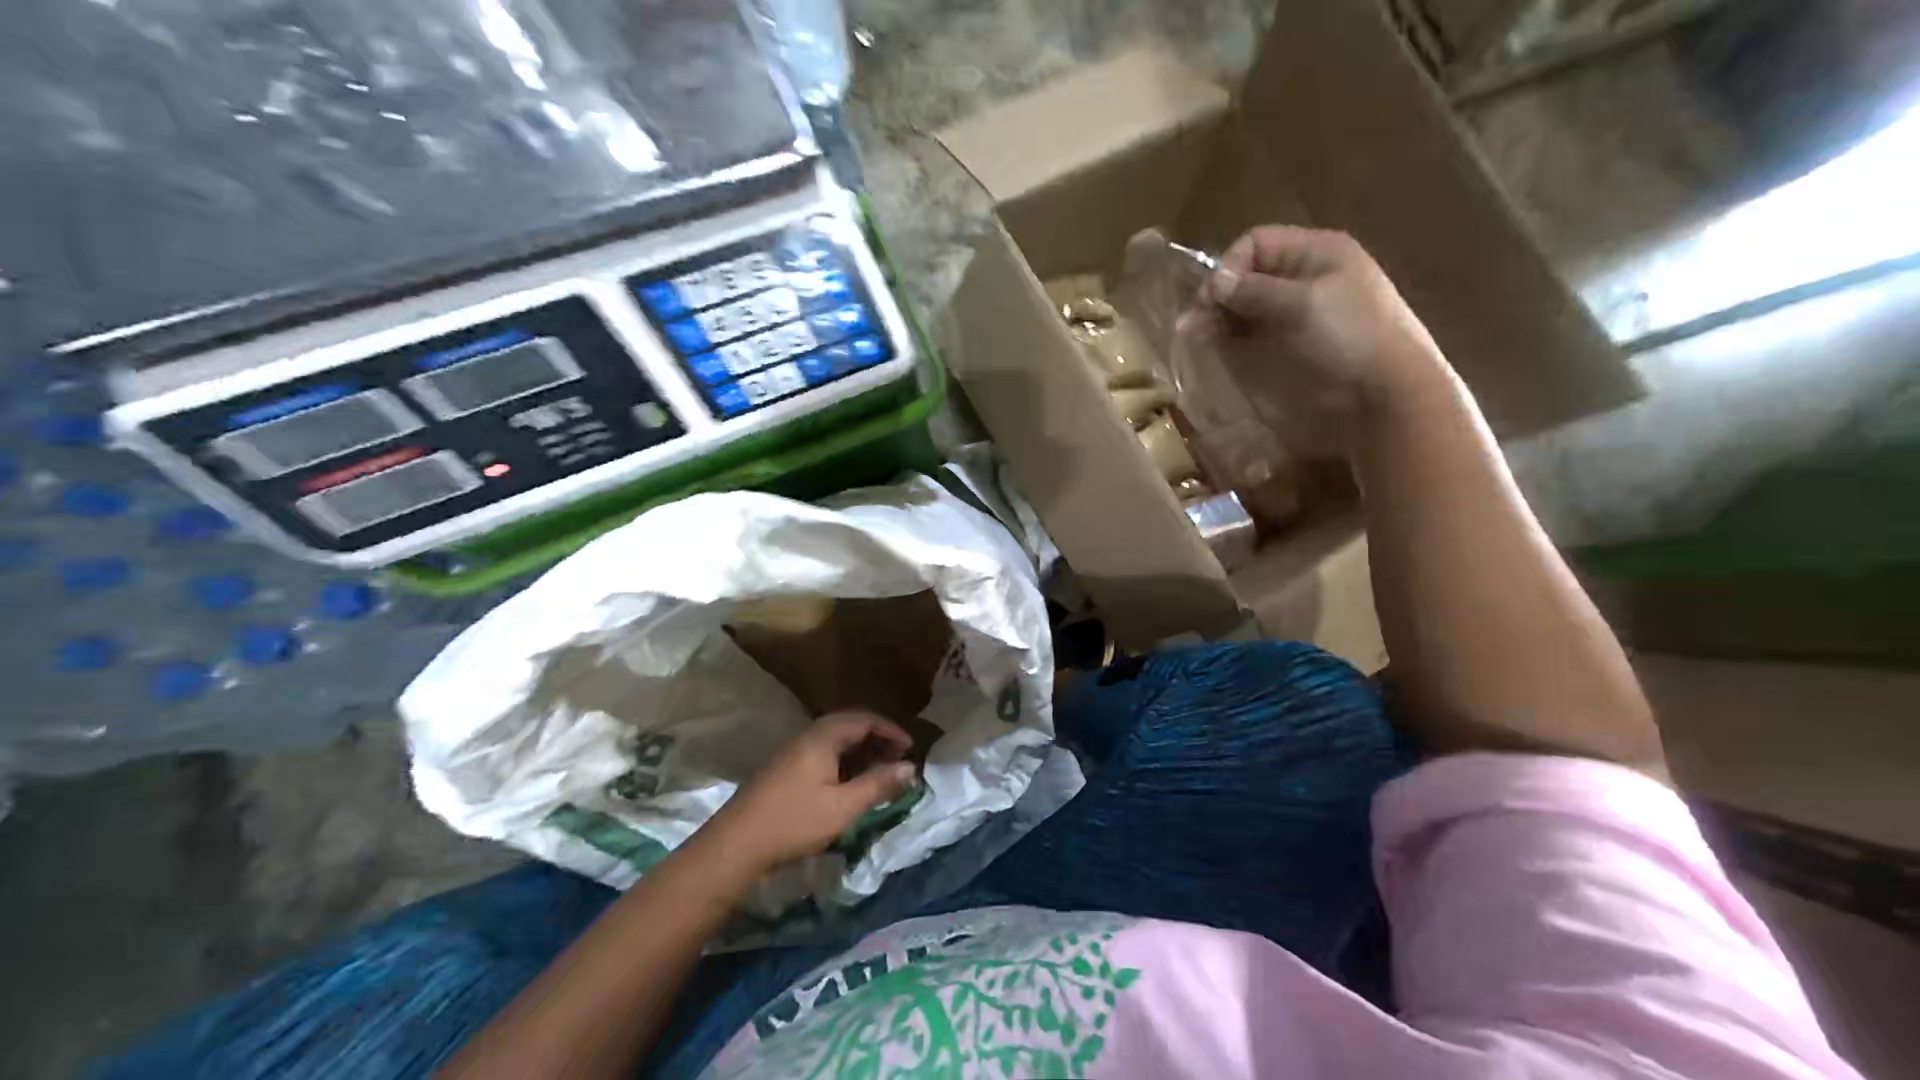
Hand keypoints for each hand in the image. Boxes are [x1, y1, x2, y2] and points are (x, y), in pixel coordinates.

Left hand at [703, 711, 917, 872]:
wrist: (736, 844)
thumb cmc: (794, 821)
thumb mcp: (843, 807)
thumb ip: (878, 785)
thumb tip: (910, 767)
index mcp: (823, 737)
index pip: (864, 719)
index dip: (891, 731)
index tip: (911, 748)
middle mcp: (807, 736)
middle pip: (849, 725)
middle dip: (877, 738)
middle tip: (898, 758)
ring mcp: (793, 752)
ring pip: (835, 740)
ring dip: (860, 750)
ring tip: (880, 771)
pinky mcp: (784, 769)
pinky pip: (823, 752)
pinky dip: (844, 760)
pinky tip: (850, 782)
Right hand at [1177, 225, 1451, 441]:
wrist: (1385, 389)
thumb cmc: (1349, 336)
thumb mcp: (1302, 304)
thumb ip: (1254, 291)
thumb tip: (1213, 281)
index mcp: (1316, 252)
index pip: (1257, 243)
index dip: (1230, 266)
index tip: (1211, 299)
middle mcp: (1305, 275)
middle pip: (1249, 274)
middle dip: (1220, 295)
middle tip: (1192, 324)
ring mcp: (1299, 310)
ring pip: (1248, 305)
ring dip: (1220, 316)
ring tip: (1194, 333)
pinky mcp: (1293, 342)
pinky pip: (1255, 330)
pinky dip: (1234, 335)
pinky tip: (1216, 343)